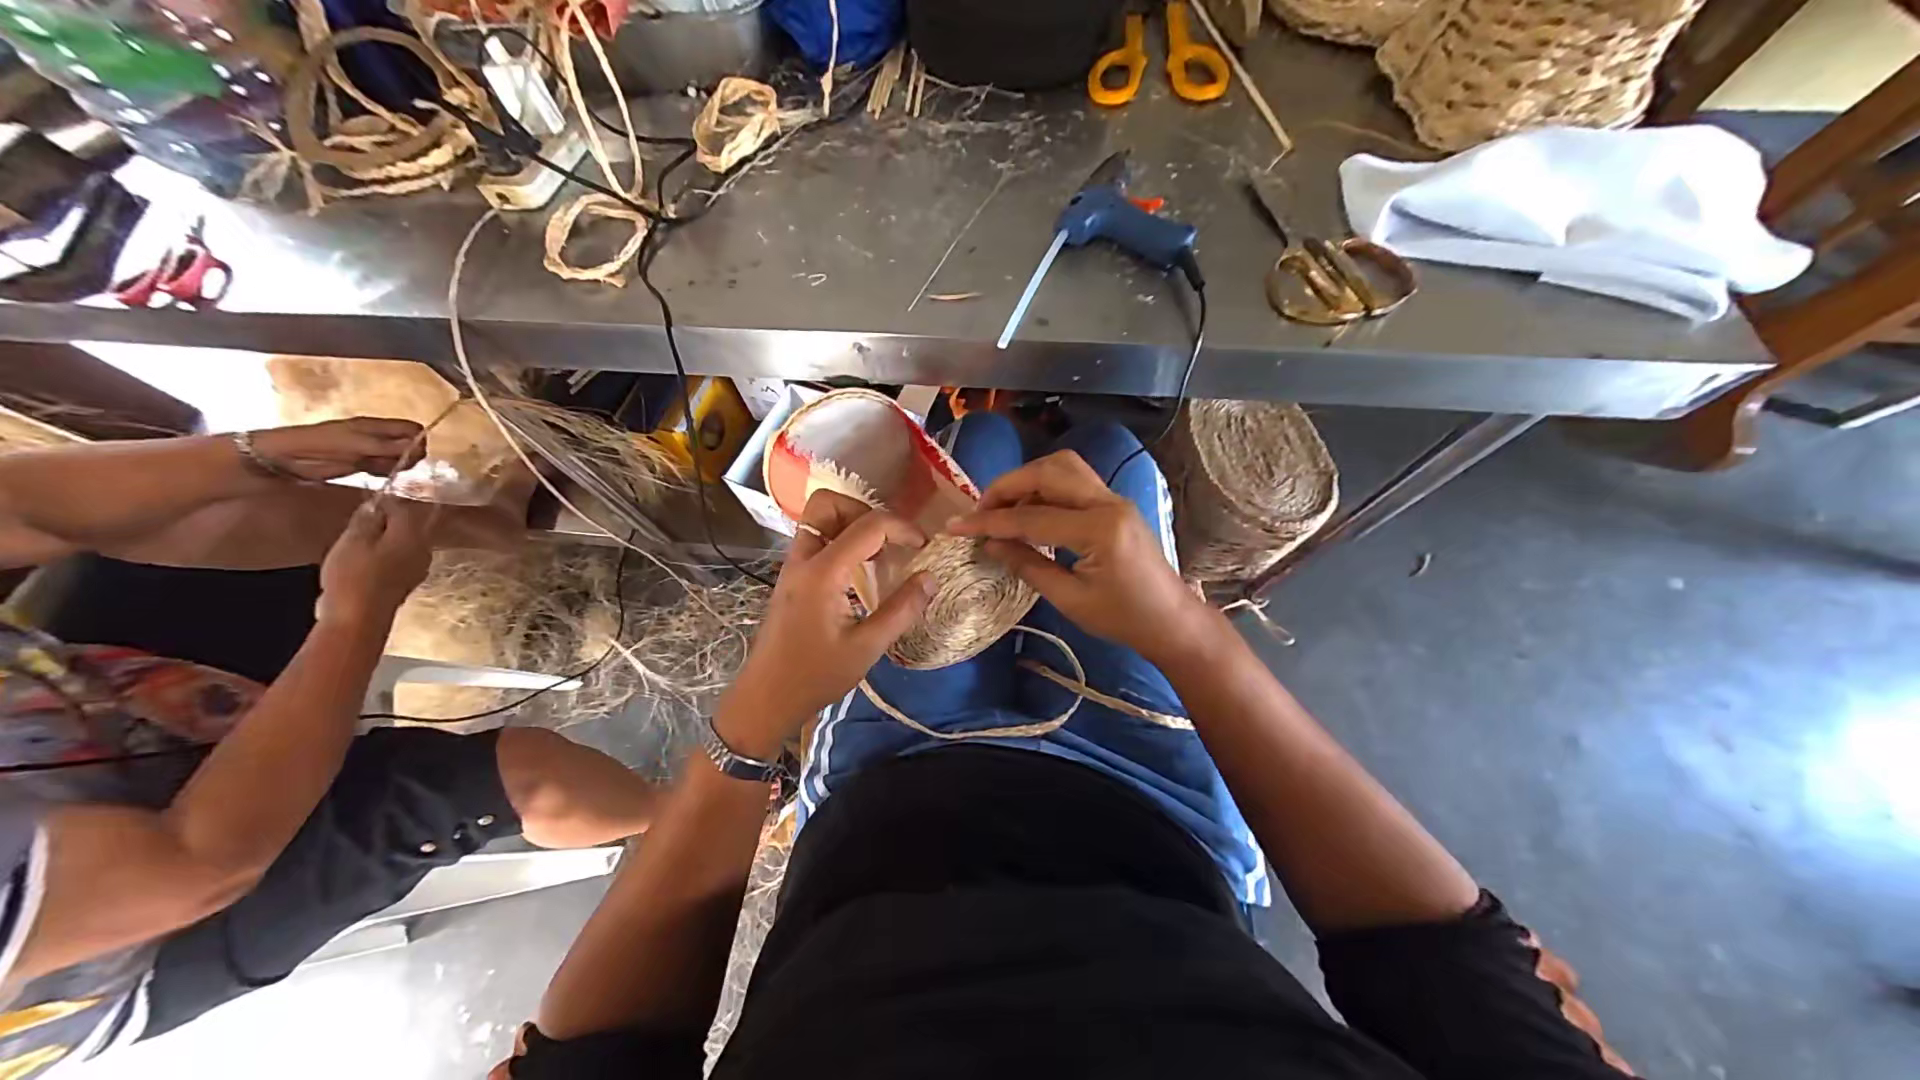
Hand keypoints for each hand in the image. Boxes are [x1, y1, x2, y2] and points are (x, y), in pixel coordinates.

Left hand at [247, 417, 424, 481]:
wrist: (282, 458)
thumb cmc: (319, 445)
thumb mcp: (357, 445)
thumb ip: (389, 447)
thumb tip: (420, 448)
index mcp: (376, 425)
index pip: (413, 428)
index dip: (418, 441)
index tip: (411, 455)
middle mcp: (377, 436)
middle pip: (409, 444)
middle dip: (407, 456)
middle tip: (392, 464)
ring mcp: (369, 449)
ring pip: (399, 457)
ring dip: (394, 465)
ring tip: (376, 469)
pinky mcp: (362, 463)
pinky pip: (385, 467)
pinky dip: (384, 472)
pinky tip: (371, 474)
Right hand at [316, 498, 435, 625]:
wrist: (359, 617)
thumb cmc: (355, 575)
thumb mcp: (354, 540)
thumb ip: (367, 519)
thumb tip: (377, 503)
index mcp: (414, 535)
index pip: (406, 508)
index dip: (388, 500)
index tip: (372, 496)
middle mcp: (423, 549)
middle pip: (408, 526)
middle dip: (389, 519)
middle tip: (365, 515)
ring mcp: (418, 567)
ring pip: (404, 543)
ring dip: (386, 537)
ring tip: (362, 534)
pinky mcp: (407, 582)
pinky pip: (398, 559)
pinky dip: (385, 554)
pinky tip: (367, 557)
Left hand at [717, 491, 933, 759]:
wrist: (766, 697)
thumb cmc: (815, 676)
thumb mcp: (867, 648)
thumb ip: (901, 609)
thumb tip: (930, 578)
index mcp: (822, 572)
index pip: (867, 525)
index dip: (902, 528)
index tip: (923, 546)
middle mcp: (803, 559)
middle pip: (828, 503)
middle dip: (865, 511)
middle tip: (890, 541)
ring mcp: (793, 567)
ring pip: (819, 519)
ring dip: (852, 524)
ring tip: (879, 555)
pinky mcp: (792, 578)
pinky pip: (816, 540)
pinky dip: (841, 541)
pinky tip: (861, 572)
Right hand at [949, 450, 1214, 667]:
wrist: (1171, 620)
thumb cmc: (1122, 619)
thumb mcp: (1069, 599)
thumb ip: (1028, 565)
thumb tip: (990, 545)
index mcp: (1099, 529)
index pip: (1031, 517)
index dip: (989, 522)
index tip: (957, 526)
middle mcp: (1108, 502)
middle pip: (1048, 471)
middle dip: (1007, 486)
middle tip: (981, 511)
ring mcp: (1115, 499)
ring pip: (1063, 467)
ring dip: (1027, 481)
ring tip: (1004, 509)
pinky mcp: (1115, 504)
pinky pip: (1075, 481)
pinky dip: (1046, 488)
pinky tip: (1031, 513)